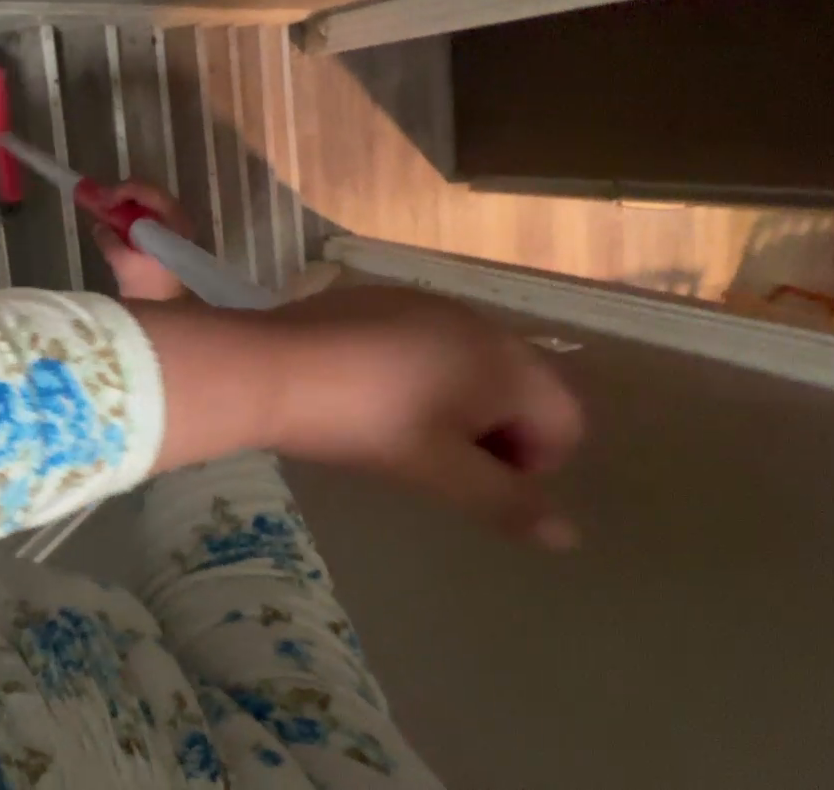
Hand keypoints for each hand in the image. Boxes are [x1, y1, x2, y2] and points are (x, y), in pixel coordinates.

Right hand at [89, 181, 193, 301]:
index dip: (119, 191)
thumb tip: (99, 225)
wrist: (171, 314)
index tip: (99, 201)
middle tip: (98, 203)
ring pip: (147, 205)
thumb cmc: (150, 290)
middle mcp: (179, 219)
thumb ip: (108, 239)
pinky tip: (115, 224)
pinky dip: (131, 217)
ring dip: (125, 206)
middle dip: (119, 196)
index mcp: (172, 221)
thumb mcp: (123, 264)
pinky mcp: (171, 240)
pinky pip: (149, 218)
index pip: (146, 190)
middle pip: (147, 194)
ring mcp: (177, 229)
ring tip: (103, 211)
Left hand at [137, 286, 584, 549]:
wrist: (266, 366)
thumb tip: (567, 536)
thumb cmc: (360, 421)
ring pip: (463, 361)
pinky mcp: (370, 297)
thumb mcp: (435, 470)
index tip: (470, 479)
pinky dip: (409, 370)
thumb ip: (505, 501)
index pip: (563, 420)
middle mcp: (472, 319)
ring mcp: (418, 301)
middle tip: (431, 458)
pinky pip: (416, 340)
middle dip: (491, 430)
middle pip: (515, 385)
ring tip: (392, 427)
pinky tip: (359, 391)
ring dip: (449, 400)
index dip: (530, 464)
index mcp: (505, 359)